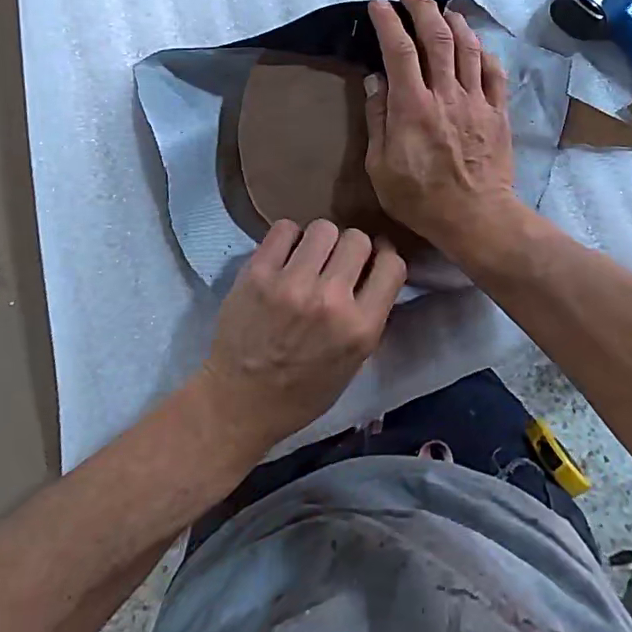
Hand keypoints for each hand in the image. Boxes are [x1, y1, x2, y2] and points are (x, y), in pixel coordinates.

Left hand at [200, 218, 409, 449]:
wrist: (239, 403)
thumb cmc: (303, 391)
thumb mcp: (355, 361)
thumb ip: (371, 313)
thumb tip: (377, 268)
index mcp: (360, 328)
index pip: (392, 264)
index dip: (384, 258)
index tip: (372, 261)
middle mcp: (330, 301)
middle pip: (358, 239)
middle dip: (353, 249)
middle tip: (338, 263)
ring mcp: (291, 285)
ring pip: (324, 228)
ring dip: (322, 240)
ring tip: (311, 258)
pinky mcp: (257, 275)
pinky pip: (285, 228)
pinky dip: (289, 237)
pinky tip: (286, 256)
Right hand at [363, 0, 526, 253]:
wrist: (476, 217)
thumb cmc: (421, 198)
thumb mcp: (381, 167)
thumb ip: (378, 120)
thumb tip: (376, 81)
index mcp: (412, 106)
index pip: (398, 50)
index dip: (388, 22)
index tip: (379, 4)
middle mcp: (446, 94)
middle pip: (437, 38)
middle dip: (422, 9)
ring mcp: (476, 101)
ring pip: (468, 49)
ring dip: (456, 23)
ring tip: (445, 9)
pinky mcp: (498, 113)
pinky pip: (494, 73)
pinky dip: (485, 54)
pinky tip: (478, 46)